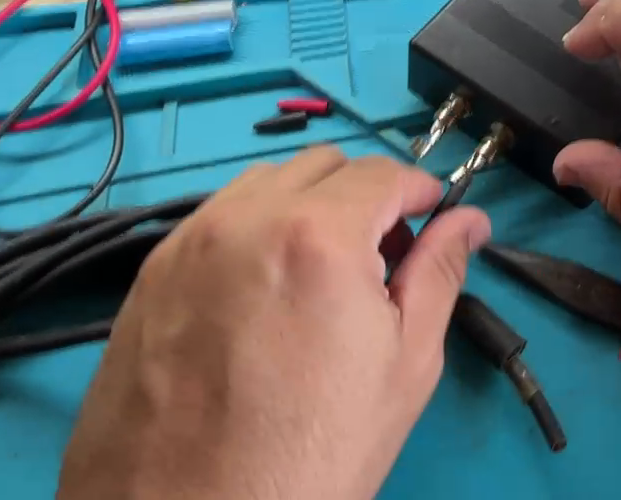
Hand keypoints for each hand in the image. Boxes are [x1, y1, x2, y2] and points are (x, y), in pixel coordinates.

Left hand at [58, 149, 489, 499]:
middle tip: (381, 254)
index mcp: (320, 235)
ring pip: (269, 180)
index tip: (433, 217)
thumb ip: (440, 270)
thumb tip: (470, 219)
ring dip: (310, 202)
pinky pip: (219, 215)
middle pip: (328, 165)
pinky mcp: (151, 273)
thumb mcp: (406, 362)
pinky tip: (265, 288)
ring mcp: (190, 242)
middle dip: (367, 194)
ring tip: (321, 270)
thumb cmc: (314, 454)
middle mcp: (248, 218)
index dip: (421, 190)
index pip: (385, 172)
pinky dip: (258, 225)